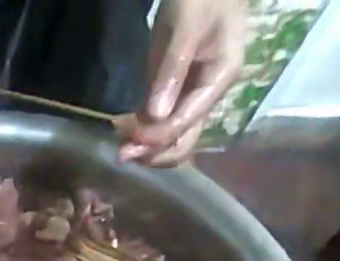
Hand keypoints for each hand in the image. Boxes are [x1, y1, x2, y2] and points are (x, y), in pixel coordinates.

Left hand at [118, 0, 245, 167]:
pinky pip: (161, 126)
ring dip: (145, 148)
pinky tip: (123, 130)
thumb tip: (157, 115)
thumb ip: (172, 70)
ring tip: (119, 143)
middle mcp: (209, 95)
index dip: (153, 136)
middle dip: (152, 153)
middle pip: (183, 144)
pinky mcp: (177, 95)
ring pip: (171, 140)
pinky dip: (142, 135)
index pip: (184, 125)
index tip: (123, 133)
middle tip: (121, 151)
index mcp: (220, 79)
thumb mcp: (186, 28)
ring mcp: (193, 97)